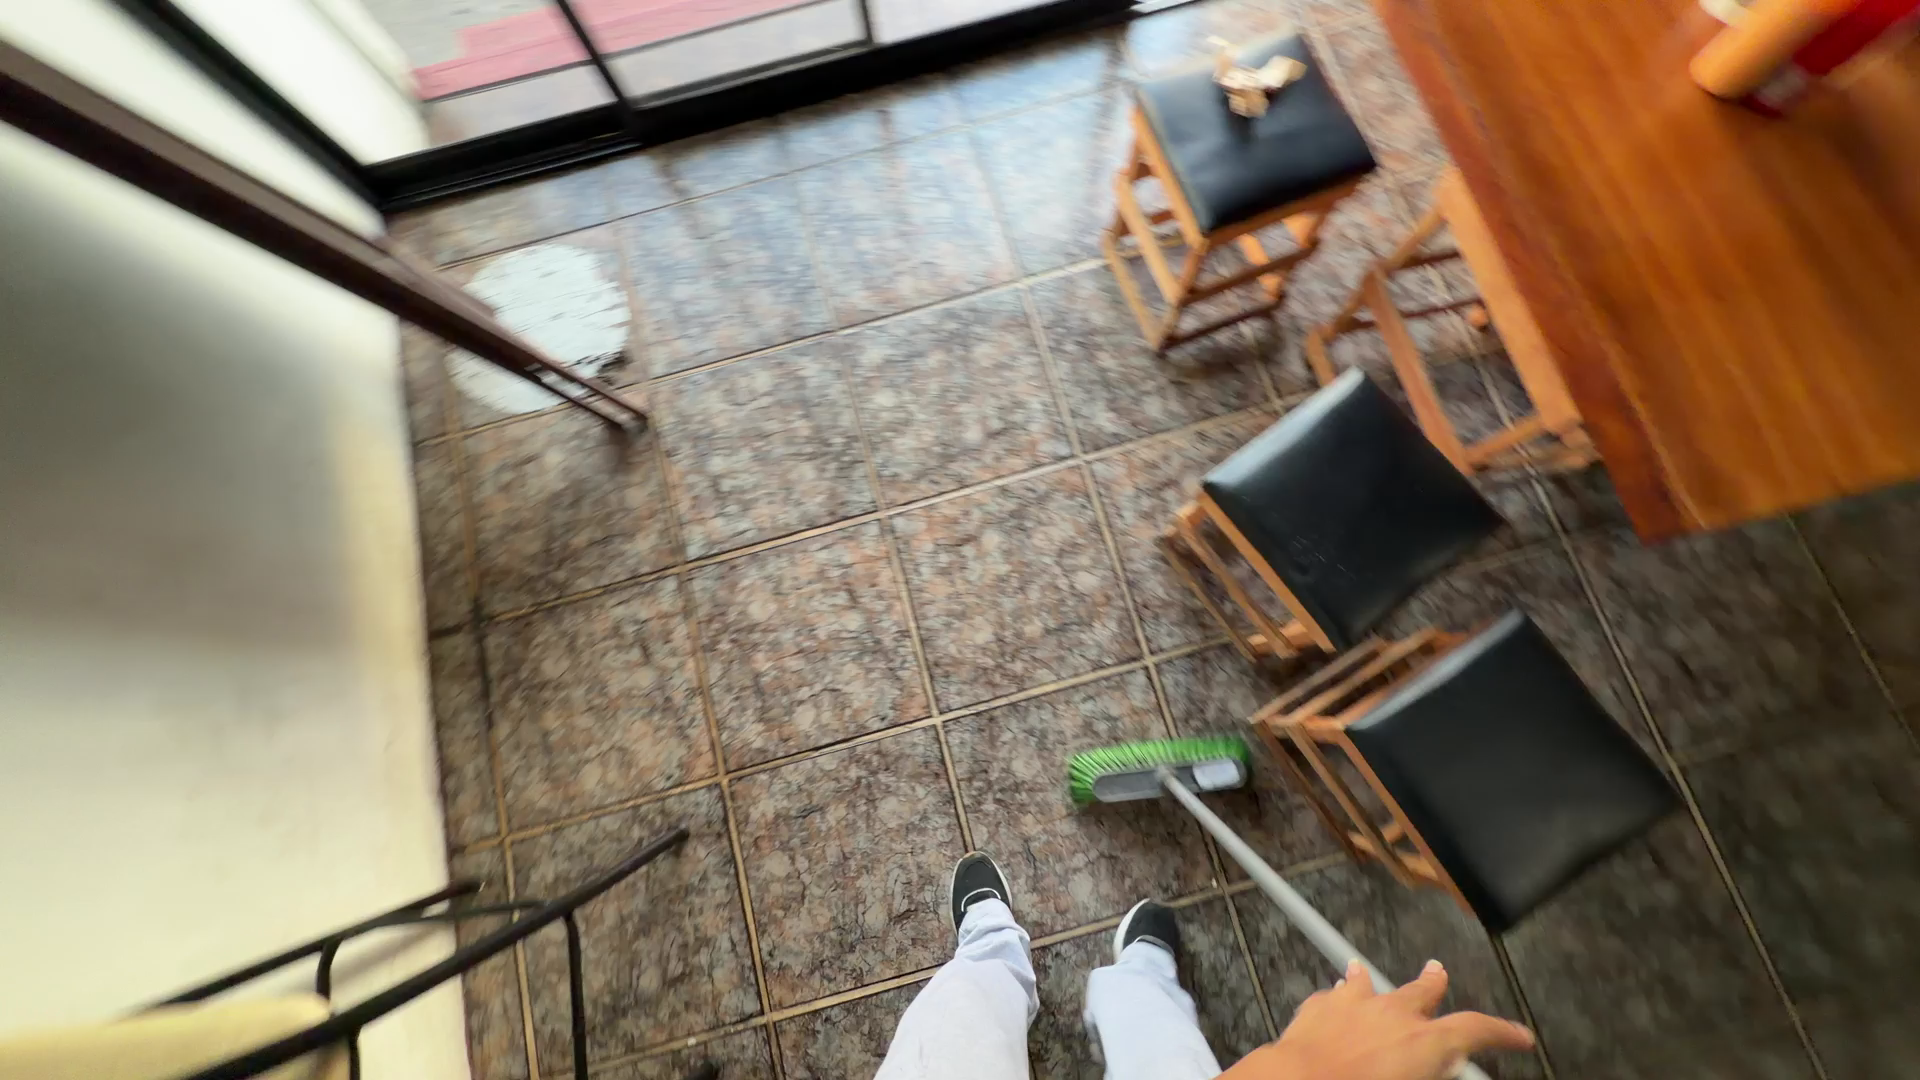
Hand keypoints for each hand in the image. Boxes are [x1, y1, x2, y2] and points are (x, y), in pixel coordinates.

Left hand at [1221, 959, 1534, 1079]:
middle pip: (1420, 991)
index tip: (1519, 1034)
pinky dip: (1341, 995)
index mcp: (1424, 1042)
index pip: (1474, 1029)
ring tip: (1364, 969)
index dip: (1501, 1031)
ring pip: (1369, 981)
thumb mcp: (1413, 1079)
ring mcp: (1353, 1002)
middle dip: (1432, 982)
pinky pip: (1336, 994)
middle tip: (1437, 970)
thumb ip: (1426, 1068)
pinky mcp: (1321, 1003)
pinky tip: (1336, 996)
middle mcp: (1392, 1013)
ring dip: (1372, 980)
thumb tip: (1428, 1063)